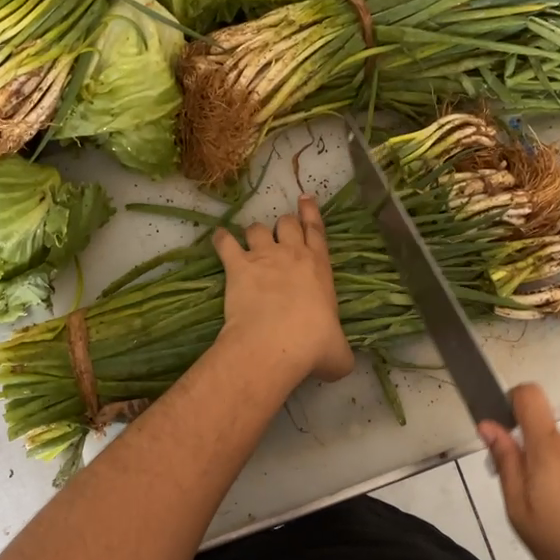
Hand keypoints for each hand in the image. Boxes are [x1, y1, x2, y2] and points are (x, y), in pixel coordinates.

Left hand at [212, 196, 353, 385]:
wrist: (276, 343)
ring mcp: (264, 257)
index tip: (305, 198)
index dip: (311, 212)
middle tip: (279, 233)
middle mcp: (293, 254)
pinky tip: (218, 240)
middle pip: (286, 223)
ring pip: (257, 229)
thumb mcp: (339, 353)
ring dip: (254, 233)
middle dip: (283, 224)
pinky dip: (221, 240)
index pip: (317, 230)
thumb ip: (340, 350)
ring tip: (249, 243)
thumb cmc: (313, 345)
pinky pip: (226, 243)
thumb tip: (340, 362)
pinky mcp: (238, 266)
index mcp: (320, 266)